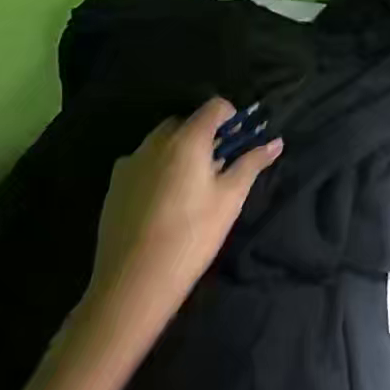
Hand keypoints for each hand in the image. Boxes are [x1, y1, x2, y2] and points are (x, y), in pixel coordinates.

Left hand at [83, 97, 281, 334]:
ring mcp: (129, 164)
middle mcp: (154, 143)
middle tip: (220, 164)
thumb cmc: (192, 234)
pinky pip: (142, 163)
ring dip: (180, 150)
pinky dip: (158, 168)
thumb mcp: (231, 197)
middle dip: (205, 134)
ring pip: (161, 142)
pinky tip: (165, 201)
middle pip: (185, 122)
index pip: (214, 106)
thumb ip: (252, 163)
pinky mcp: (113, 186)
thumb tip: (276, 142)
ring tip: (192, 185)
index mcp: (186, 140)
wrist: (133, 282)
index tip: (240, 141)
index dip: (232, 117)